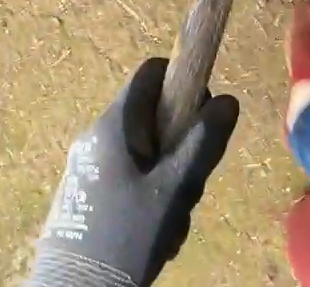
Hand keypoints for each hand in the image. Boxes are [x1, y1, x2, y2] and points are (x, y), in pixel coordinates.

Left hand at [26, 59, 239, 286]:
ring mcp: (85, 170)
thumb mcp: (174, 191)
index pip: (151, 73)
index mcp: (112, 126)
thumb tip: (227, 101)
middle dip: (180, 144)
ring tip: (172, 219)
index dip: (182, 81)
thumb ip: (202, 143)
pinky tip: (155, 232)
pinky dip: (147, 196)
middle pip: (151, 116)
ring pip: (143, 153)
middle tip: (190, 183)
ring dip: (167, 178)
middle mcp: (94, 139)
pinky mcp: (82, 199)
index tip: (200, 114)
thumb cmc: (124, 237)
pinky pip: (126, 179)